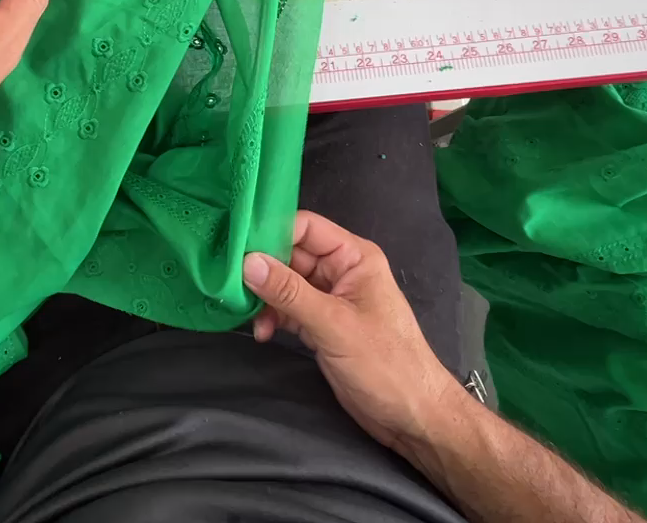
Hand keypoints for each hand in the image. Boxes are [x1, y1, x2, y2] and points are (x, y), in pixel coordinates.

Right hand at [243, 210, 468, 454]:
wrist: (413, 419)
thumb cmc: (386, 364)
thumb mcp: (334, 325)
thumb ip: (289, 292)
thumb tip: (248, 262)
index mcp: (353, 256)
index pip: (306, 227)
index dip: (273, 232)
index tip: (239, 247)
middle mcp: (340, 270)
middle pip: (291, 254)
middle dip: (263, 269)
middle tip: (233, 284)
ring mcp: (329, 298)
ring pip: (285, 283)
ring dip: (265, 298)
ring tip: (248, 316)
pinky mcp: (321, 324)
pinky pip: (288, 308)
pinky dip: (273, 317)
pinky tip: (262, 332)